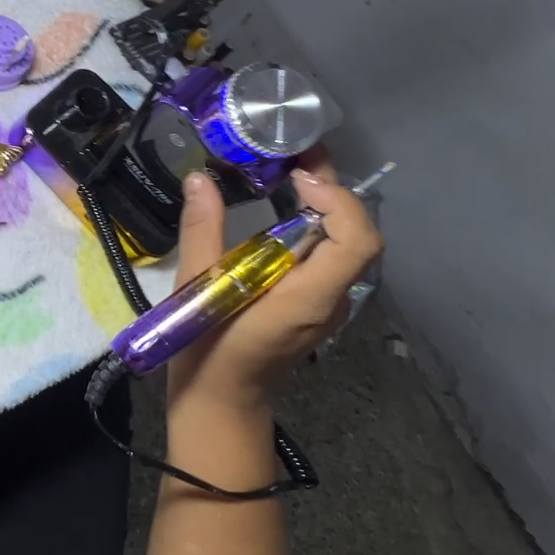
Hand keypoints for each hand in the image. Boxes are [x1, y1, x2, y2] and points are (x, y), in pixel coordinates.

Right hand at [167, 154, 383, 414]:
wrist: (219, 403)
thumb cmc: (206, 352)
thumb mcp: (196, 288)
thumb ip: (202, 232)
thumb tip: (199, 179)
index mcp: (310, 297)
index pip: (357, 241)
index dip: (339, 200)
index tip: (296, 177)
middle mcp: (331, 299)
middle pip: (356, 236)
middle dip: (332, 190)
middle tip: (294, 152)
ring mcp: (325, 303)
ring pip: (344, 245)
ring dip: (324, 204)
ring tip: (286, 170)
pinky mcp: (311, 304)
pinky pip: (326, 257)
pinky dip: (312, 225)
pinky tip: (280, 210)